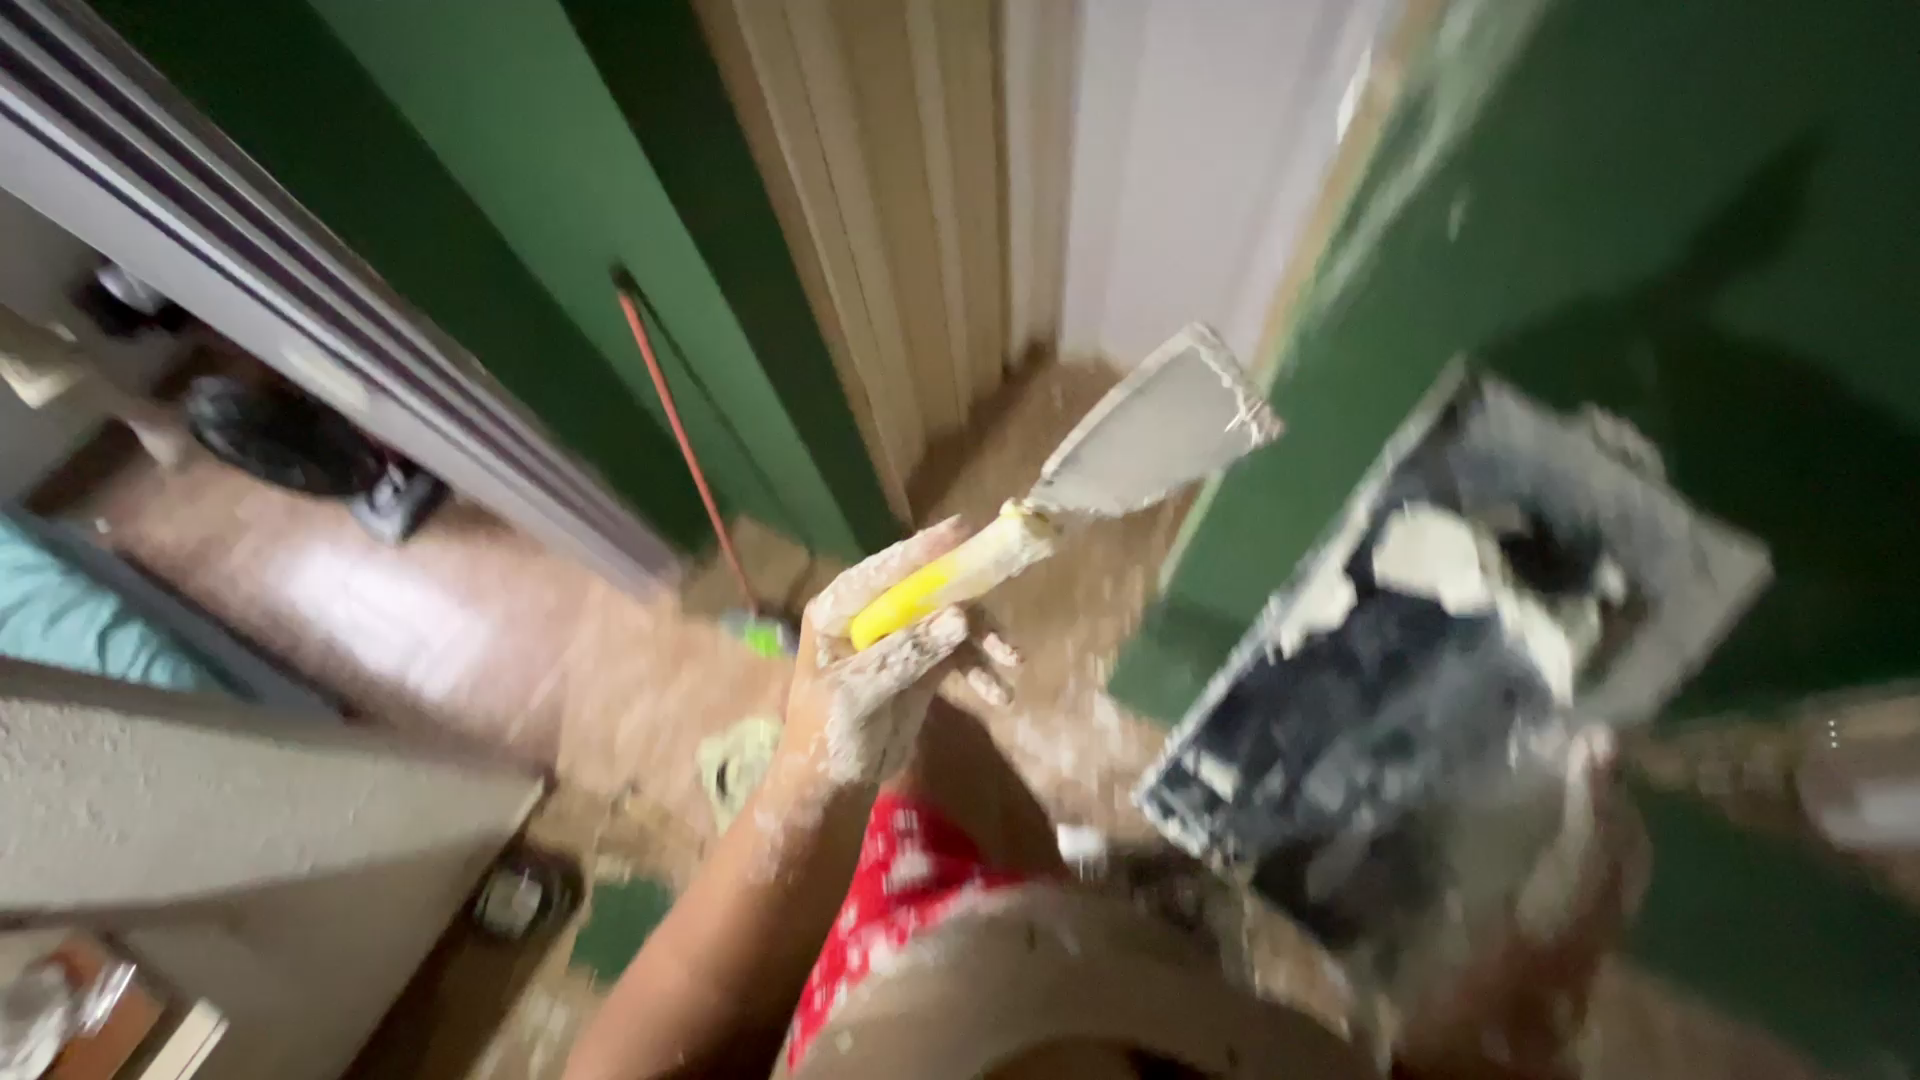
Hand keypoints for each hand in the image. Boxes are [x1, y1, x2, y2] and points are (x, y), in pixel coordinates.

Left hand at [781, 517, 1019, 786]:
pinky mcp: (925, 659)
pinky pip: (961, 650)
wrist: (837, 784)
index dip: (922, 550)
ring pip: (951, 617)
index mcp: (841, 609)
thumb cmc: (828, 735)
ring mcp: (902, 635)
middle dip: (967, 594)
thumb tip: (961, 617)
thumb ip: (909, 653)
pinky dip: (982, 667)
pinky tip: (999, 694)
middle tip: (1004, 578)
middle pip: (926, 587)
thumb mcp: (861, 693)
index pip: (883, 571)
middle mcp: (873, 614)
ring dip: (984, 636)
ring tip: (1012, 661)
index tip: (962, 530)